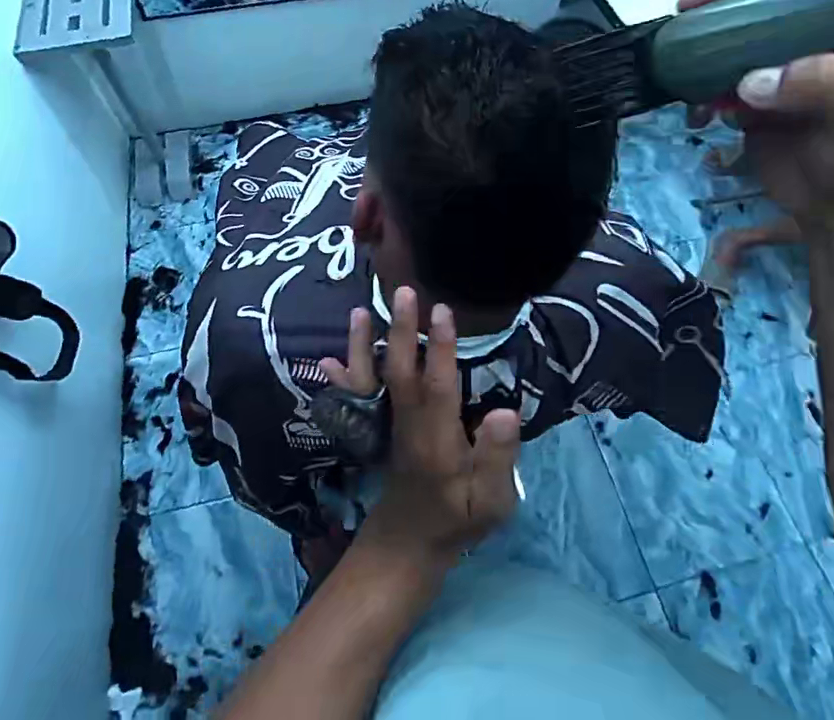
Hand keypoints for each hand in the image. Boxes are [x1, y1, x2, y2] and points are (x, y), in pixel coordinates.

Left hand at [343, 287, 521, 562]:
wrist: (408, 544)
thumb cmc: (457, 520)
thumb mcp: (491, 500)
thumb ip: (497, 457)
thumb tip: (506, 411)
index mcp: (438, 440)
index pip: (439, 386)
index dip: (441, 348)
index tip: (442, 310)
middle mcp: (409, 426)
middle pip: (402, 373)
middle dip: (402, 331)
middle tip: (403, 291)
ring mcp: (388, 427)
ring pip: (374, 381)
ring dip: (366, 345)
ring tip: (360, 310)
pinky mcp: (378, 430)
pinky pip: (357, 401)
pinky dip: (343, 378)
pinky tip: (327, 360)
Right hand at [678, 0, 833, 221]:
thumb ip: (827, 85)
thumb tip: (751, 80)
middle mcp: (833, 33)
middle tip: (699, 3)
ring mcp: (790, 62)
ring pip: (746, 28)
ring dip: (709, 32)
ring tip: (679, 39)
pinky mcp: (757, 92)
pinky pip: (722, 74)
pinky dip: (701, 84)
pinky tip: (695, 106)